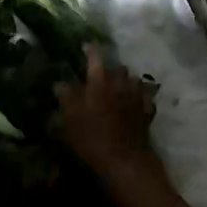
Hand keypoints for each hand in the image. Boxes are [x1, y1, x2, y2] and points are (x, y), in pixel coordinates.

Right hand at [55, 45, 158, 176]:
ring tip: (116, 85)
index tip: (84, 45)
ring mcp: (137, 99)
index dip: (90, 50)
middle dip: (110, 66)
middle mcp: (121, 85)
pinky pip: (144, 97)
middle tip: (99, 71)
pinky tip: (132, 100)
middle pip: (118, 68)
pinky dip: (138, 95)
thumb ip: (66, 97)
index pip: (96, 58)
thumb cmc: (91, 137)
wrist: (125, 161)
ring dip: (125, 79)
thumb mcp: (69, 118)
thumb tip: (60, 83)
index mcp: (99, 83)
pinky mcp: (146, 114)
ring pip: (133, 80)